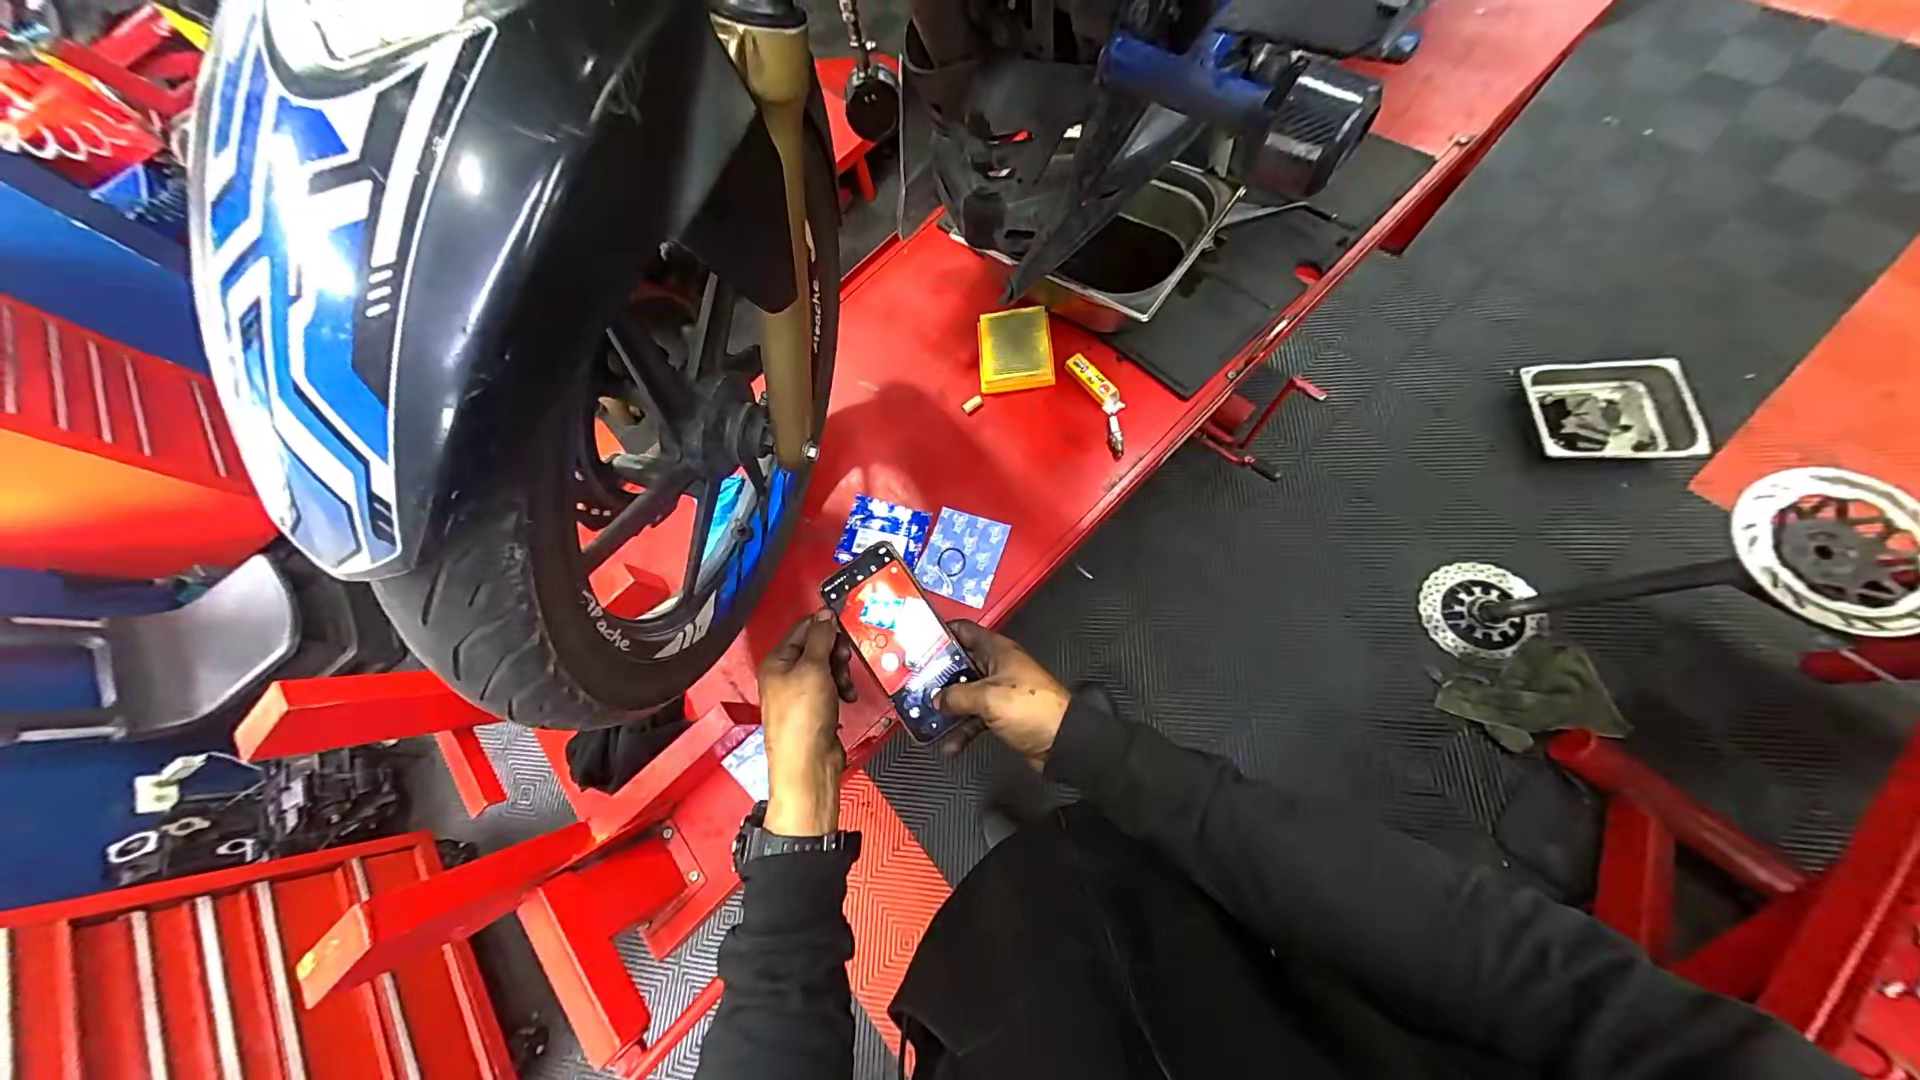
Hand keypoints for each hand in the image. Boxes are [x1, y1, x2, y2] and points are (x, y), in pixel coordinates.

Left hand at [757, 609, 856, 834]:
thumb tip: (825, 614)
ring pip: (827, 667)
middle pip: (817, 648)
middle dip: (836, 653)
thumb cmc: (802, 720)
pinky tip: (846, 697)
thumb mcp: (814, 668)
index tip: (846, 625)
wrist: (808, 763)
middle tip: (844, 660)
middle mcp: (785, 675)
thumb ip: (821, 637)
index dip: (826, 625)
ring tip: (844, 685)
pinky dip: (842, 689)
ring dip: (842, 672)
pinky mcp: (814, 708)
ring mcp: (799, 692)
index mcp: (777, 661)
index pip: (804, 628)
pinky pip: (831, 687)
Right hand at [936, 621, 1069, 768]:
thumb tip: (938, 698)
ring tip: (929, 718)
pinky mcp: (1002, 713)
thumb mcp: (988, 697)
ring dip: (948, 708)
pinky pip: (975, 717)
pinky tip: (951, 743)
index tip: (922, 642)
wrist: (1062, 741)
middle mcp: (998, 667)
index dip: (942, 634)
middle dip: (938, 677)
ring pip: (965, 694)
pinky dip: (962, 729)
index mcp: (998, 651)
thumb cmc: (1036, 708)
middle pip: (960, 665)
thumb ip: (957, 696)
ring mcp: (1000, 691)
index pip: (964, 631)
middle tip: (917, 685)